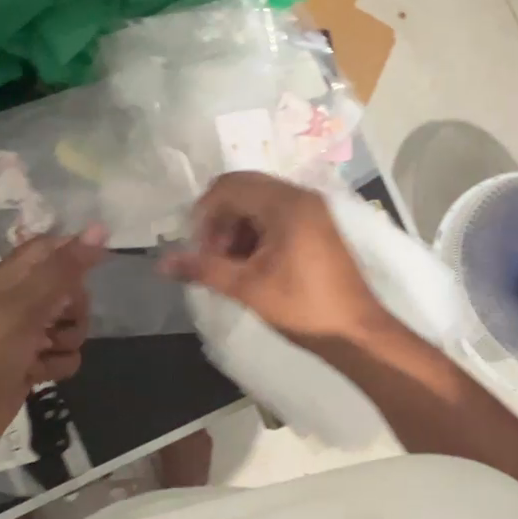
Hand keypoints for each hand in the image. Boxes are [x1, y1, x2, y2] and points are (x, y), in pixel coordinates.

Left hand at [0, 227, 106, 449]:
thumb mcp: (26, 304)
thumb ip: (65, 268)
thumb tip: (100, 229)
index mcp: (10, 277)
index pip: (49, 248)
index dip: (75, 252)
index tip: (101, 264)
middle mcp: (17, 302)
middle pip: (67, 289)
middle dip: (76, 305)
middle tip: (62, 317)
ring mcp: (24, 335)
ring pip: (70, 326)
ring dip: (68, 339)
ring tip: (45, 350)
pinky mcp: (30, 365)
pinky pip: (63, 356)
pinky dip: (57, 365)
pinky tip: (40, 373)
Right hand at [159, 172, 390, 344]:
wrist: (355, 332)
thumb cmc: (302, 307)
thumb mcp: (247, 288)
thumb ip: (203, 269)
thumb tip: (162, 263)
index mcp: (286, 203)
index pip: (228, 186)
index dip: (204, 215)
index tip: (198, 250)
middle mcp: (301, 196)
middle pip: (243, 190)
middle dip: (220, 221)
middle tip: (212, 258)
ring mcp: (313, 210)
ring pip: (259, 203)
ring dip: (237, 228)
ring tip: (230, 266)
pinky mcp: (319, 226)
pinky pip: (277, 215)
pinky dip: (257, 234)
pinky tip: (251, 266)